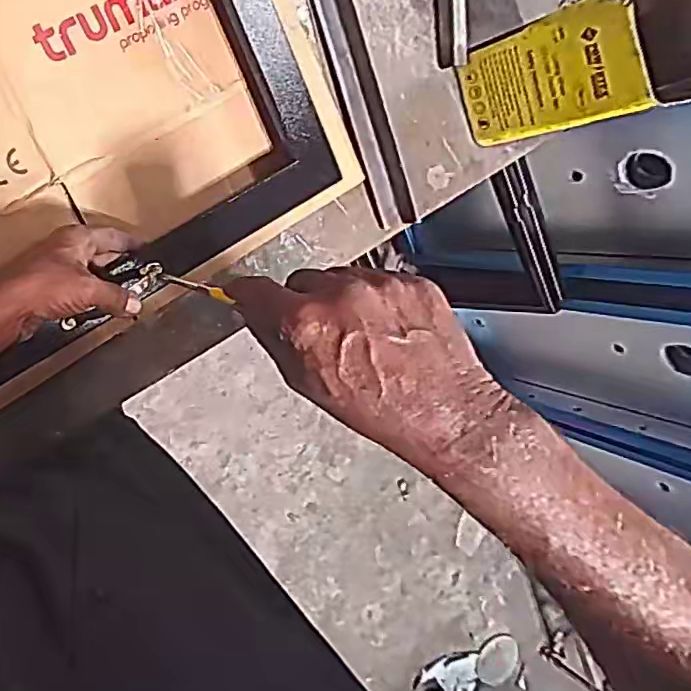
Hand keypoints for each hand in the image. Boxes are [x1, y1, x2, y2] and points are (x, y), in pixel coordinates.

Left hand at [0, 225, 144, 340]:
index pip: (113, 235)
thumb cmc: (40, 285)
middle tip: (137, 278)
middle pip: (100, 255)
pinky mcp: (45, 288)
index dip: (131, 243)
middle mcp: (64, 248)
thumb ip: (115, 296)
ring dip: (102, 287)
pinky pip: (74, 291)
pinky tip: (93, 310)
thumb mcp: (89, 290)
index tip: (146, 250)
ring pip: (87, 274)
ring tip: (119, 298)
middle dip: (118, 268)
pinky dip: (86, 300)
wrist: (7, 307)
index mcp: (77, 237)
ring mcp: (53, 268)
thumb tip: (133, 302)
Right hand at [226, 267, 527, 477]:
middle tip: (326, 332)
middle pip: (302, 281)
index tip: (244, 292)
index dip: (246, 293)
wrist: (446, 413)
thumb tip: (255, 316)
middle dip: (306, 302)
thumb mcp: (309, 385)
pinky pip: (378, 278)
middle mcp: (341, 295)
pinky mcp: (410, 281)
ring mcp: (380, 285)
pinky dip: (378, 297)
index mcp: (308, 323)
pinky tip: (389, 328)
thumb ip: (274, 341)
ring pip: (341, 276)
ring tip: (364, 334)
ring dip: (343, 298)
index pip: (256, 289)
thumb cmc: (382, 410)